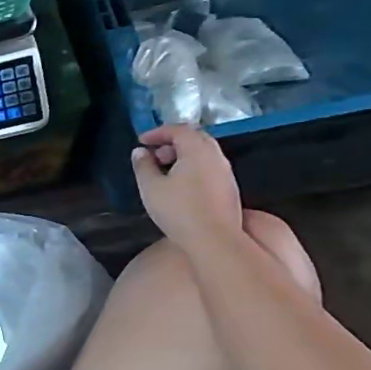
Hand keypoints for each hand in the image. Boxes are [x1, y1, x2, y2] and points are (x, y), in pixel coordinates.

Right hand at [131, 123, 243, 250]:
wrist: (215, 239)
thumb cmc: (179, 211)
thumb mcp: (151, 188)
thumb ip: (143, 166)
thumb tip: (140, 152)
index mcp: (197, 150)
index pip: (179, 129)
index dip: (158, 132)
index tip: (142, 141)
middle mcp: (216, 156)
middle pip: (195, 138)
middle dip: (172, 142)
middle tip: (155, 155)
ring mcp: (226, 172)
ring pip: (204, 153)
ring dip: (183, 156)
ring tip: (165, 171)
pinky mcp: (229, 189)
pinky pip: (209, 168)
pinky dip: (193, 167)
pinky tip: (181, 186)